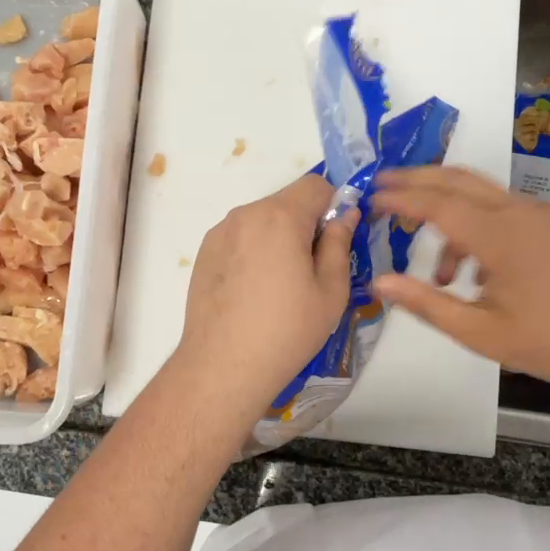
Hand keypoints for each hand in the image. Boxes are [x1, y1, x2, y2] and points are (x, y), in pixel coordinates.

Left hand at [171, 174, 358, 416]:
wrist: (223, 366)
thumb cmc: (286, 330)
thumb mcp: (330, 290)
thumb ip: (339, 243)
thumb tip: (345, 214)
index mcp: (279, 217)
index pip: (316, 185)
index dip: (333, 206)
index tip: (336, 240)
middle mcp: (245, 215)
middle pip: (286, 202)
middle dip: (305, 225)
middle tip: (312, 271)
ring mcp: (219, 233)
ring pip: (262, 221)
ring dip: (278, 239)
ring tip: (280, 287)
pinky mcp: (204, 254)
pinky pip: (240, 239)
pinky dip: (254, 252)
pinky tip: (254, 292)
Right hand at [370, 166, 549, 389]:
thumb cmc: (546, 344)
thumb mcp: (476, 331)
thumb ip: (425, 302)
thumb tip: (378, 282)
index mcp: (499, 235)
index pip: (437, 203)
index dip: (400, 197)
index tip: (370, 195)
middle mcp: (521, 212)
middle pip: (459, 180)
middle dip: (418, 180)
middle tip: (384, 187)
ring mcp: (544, 216)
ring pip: (484, 198)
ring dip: (452, 218)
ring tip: (440, 275)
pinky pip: (508, 212)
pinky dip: (481, 228)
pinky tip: (480, 276)